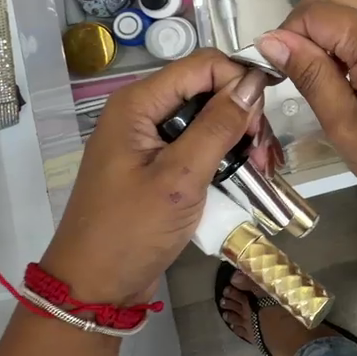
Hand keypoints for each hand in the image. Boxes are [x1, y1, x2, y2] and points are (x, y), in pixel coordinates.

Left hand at [41, 51, 269, 303]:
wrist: (93, 290)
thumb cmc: (130, 231)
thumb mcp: (180, 178)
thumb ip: (218, 126)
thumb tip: (254, 81)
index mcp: (138, 103)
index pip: (204, 65)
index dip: (239, 82)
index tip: (260, 123)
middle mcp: (143, 111)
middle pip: (209, 89)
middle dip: (243, 114)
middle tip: (263, 155)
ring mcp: (150, 138)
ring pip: (210, 116)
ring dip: (239, 138)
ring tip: (259, 170)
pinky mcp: (159, 163)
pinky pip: (200, 143)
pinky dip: (225, 155)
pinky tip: (244, 176)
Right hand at [256, 0, 356, 220]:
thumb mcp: (343, 124)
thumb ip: (308, 73)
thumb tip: (269, 39)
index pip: (314, 12)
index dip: (286, 36)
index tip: (278, 72)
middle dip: (304, 25)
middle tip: (297, 71)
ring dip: (329, 24)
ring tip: (324, 71)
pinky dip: (352, 29)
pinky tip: (349, 69)